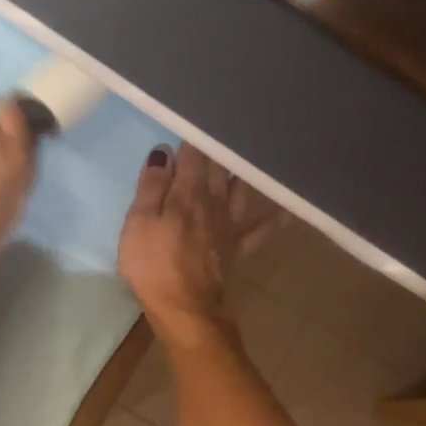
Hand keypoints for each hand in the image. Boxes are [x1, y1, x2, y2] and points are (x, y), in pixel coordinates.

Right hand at [117, 143, 279, 349]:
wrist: (184, 305)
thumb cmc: (152, 263)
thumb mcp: (138, 222)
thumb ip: (151, 187)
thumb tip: (163, 151)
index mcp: (186, 194)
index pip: (190, 158)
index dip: (191, 139)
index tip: (193, 119)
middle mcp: (213, 202)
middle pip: (217, 169)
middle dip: (218, 149)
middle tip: (223, 128)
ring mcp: (229, 224)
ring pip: (239, 188)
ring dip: (243, 170)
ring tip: (249, 153)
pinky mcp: (236, 245)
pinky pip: (261, 227)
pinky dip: (275, 216)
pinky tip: (286, 207)